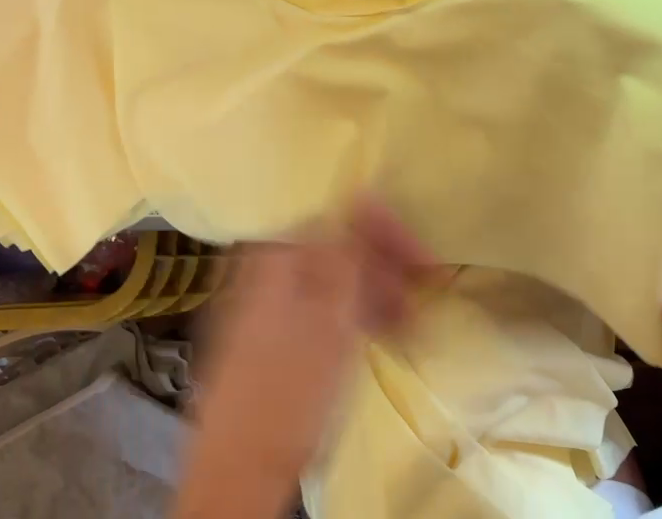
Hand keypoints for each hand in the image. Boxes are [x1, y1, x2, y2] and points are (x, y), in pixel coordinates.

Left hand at [175, 198, 437, 518]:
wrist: (238, 472)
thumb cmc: (289, 393)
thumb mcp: (331, 316)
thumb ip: (348, 250)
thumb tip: (363, 190)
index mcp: (275, 254)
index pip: (340, 214)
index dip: (386, 232)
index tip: (423, 257)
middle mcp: (264, 267)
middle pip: (337, 245)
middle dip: (384, 267)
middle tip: (422, 292)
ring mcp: (263, 301)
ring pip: (332, 277)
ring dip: (375, 293)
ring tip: (407, 325)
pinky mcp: (269, 333)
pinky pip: (320, 305)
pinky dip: (353, 315)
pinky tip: (379, 336)